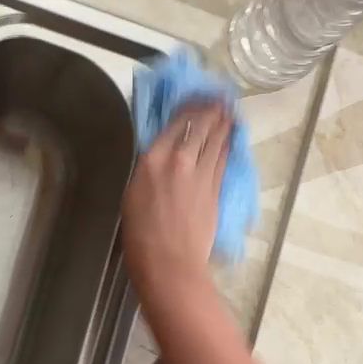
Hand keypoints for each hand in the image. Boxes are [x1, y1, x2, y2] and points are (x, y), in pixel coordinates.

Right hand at [122, 101, 232, 299]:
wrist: (169, 264)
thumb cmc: (140, 238)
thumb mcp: (132, 197)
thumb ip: (147, 171)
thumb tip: (158, 158)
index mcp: (151, 160)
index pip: (174, 123)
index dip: (187, 108)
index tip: (193, 98)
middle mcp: (178, 159)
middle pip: (200, 125)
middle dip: (210, 109)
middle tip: (217, 99)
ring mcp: (201, 173)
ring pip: (216, 138)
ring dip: (223, 122)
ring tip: (228, 110)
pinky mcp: (216, 188)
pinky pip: (223, 157)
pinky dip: (227, 143)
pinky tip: (230, 136)